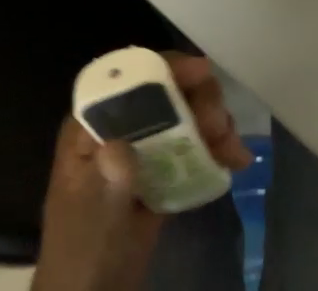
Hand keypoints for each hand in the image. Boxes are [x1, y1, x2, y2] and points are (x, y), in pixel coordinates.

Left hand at [32, 55, 252, 290]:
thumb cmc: (83, 249)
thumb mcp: (93, 214)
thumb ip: (107, 178)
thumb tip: (120, 148)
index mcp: (91, 126)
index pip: (126, 78)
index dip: (163, 67)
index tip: (201, 72)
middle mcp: (118, 128)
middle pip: (163, 92)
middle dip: (198, 98)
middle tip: (220, 124)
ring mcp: (142, 150)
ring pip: (182, 116)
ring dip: (213, 123)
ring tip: (233, 148)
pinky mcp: (161, 173)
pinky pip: (191, 147)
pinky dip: (215, 148)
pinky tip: (235, 160)